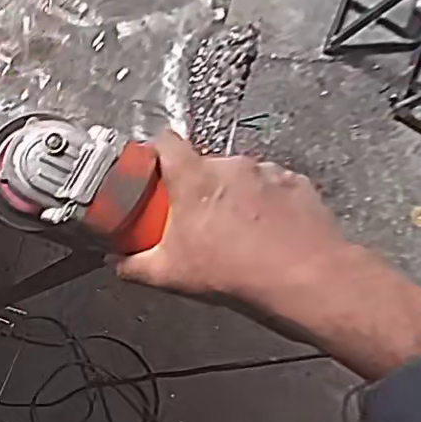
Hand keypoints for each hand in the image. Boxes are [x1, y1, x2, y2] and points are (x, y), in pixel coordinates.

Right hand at [115, 132, 357, 311]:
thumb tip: (118, 262)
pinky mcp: (295, 184)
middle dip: (191, 190)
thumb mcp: (166, 274)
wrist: (302, 279)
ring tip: (226, 232)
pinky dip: (258, 205)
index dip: (152, 152)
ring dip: (226, 197)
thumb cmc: (235, 271)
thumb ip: (132, 264)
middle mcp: (231, 166)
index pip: (165, 142)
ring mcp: (267, 172)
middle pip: (200, 166)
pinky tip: (256, 233)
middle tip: (187, 221)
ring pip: (235, 177)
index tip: (147, 170)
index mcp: (194, 180)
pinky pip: (267, 187)